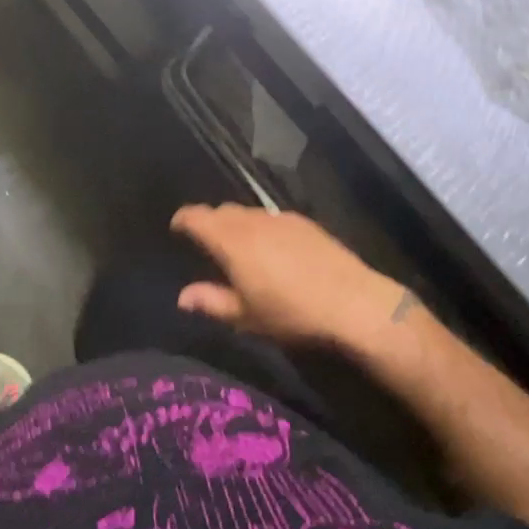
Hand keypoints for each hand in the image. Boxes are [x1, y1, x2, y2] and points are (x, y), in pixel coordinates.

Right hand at [170, 203, 407, 346]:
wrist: (353, 302)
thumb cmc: (292, 313)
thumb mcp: (247, 316)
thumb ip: (212, 302)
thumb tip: (183, 296)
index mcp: (232, 241)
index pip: (198, 217)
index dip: (184, 219)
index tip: (176, 227)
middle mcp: (253, 221)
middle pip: (222, 211)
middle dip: (209, 220)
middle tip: (203, 240)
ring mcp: (281, 219)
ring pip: (248, 213)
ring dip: (236, 223)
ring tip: (236, 246)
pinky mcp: (305, 223)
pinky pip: (271, 218)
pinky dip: (260, 227)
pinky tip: (270, 248)